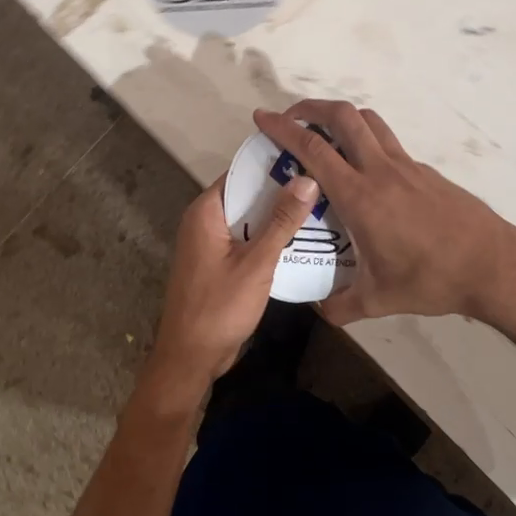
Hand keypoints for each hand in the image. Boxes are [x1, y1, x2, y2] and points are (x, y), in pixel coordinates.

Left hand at [150, 174, 319, 386]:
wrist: (190, 357)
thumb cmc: (219, 307)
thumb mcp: (256, 263)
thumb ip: (281, 221)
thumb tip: (307, 179)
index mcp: (206, 212)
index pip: (241, 173)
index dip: (273, 165)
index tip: (309, 158)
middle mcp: (205, 221)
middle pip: (248, 195)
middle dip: (282, 191)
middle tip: (325, 183)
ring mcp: (211, 244)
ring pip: (250, 220)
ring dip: (279, 217)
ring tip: (323, 206)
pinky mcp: (220, 264)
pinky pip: (248, 241)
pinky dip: (270, 239)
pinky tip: (303, 240)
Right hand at [252, 100, 515, 329]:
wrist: (494, 266)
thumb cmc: (432, 280)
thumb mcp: (379, 300)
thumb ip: (341, 305)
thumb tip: (319, 310)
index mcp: (360, 196)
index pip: (313, 149)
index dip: (283, 129)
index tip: (262, 118)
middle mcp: (381, 170)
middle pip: (343, 116)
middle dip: (311, 108)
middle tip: (290, 119)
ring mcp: (407, 167)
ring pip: (370, 122)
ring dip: (341, 117)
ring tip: (324, 133)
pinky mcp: (426, 173)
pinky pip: (389, 144)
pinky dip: (367, 142)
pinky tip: (364, 173)